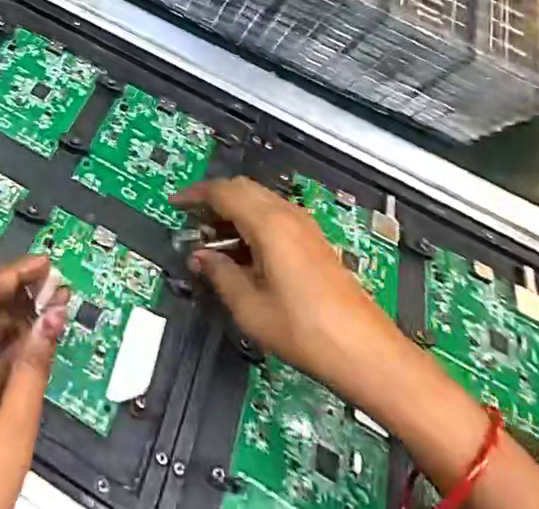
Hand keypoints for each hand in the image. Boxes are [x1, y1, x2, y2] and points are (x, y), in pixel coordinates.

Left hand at [0, 255, 68, 508]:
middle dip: (15, 290)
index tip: (46, 264)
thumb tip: (54, 314)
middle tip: (55, 282)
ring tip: (54, 305)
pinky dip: (6, 344)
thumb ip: (33, 367)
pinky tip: (35, 340)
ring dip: (14, 316)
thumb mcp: (12, 432)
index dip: (12, 275)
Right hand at [170, 178, 407, 398]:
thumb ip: (220, 274)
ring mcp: (304, 225)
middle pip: (242, 188)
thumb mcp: (249, 307)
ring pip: (259, 200)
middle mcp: (288, 214)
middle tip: (190, 220)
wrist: (363, 350)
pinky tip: (241, 252)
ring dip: (232, 211)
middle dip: (213, 199)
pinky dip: (251, 222)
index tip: (175, 203)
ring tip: (210, 241)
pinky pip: (274, 215)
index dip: (195, 194)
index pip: (224, 192)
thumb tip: (200, 257)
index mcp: (269, 223)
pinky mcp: (314, 240)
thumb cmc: (303, 330)